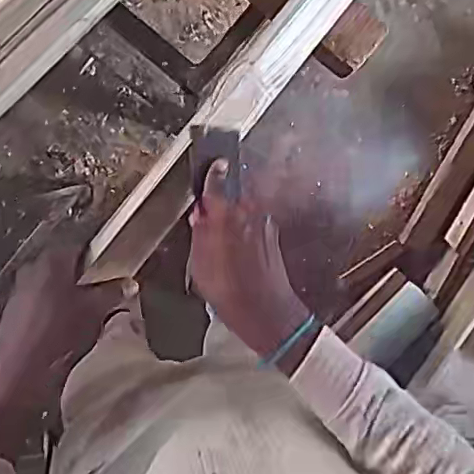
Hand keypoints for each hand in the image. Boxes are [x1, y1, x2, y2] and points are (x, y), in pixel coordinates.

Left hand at [0, 242, 129, 457]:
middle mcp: (31, 270)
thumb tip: (128, 284)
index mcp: (51, 261)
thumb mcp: (96, 311)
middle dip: (83, 279)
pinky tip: (63, 331)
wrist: (21, 375)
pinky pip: (39, 305)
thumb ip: (113, 292)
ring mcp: (18, 292)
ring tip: (85, 317)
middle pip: (64, 266)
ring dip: (67, 297)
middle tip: (102, 295)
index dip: (98, 258)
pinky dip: (53, 312)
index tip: (111, 270)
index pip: (79, 246)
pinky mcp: (12, 314)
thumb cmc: (60, 336)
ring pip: (51, 287)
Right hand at [188, 160, 314, 369]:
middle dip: (222, 194)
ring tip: (219, 232)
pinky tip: (235, 246)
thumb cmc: (229, 290)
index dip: (213, 170)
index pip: (217, 180)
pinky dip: (244, 225)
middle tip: (208, 208)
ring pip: (245, 206)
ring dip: (234, 211)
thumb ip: (199, 231)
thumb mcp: (199, 262)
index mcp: (226, 213)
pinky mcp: (273, 235)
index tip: (212, 161)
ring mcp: (264, 222)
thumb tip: (200, 213)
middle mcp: (249, 212)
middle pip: (234, 191)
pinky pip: (254, 221)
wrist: (266, 311)